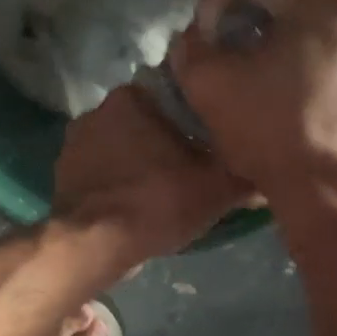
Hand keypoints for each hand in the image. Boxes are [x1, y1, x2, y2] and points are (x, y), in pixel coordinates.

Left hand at [52, 84, 254, 259]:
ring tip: (167, 185)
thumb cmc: (157, 201)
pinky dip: (118, 180)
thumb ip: (247, 172)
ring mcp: (75, 142)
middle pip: (146, 119)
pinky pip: (102, 170)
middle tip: (195, 164)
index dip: (198, 115)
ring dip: (140, 159)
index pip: (176, 92)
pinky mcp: (63, 172)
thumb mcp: (219, 186)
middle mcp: (98, 109)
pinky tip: (136, 199)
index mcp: (132, 97)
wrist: (93, 243)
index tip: (215, 137)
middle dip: (168, 138)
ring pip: (122, 144)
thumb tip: (273, 171)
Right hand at [169, 0, 336, 209]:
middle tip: (222, 42)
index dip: (211, 4)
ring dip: (270, 12)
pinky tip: (279, 56)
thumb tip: (199, 31)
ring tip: (249, 50)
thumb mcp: (205, 79)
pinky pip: (328, 11)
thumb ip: (190, 40)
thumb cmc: (267, 130)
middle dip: (243, 3)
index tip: (202, 40)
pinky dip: (299, 24)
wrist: (329, 185)